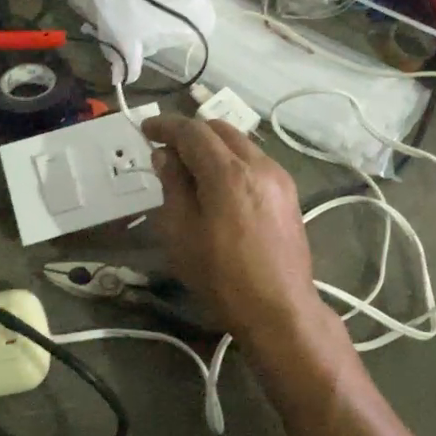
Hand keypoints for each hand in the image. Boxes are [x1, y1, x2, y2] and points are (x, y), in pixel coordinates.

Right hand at [142, 116, 340, 349]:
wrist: (280, 310)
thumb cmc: (223, 278)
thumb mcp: (182, 234)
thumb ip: (173, 187)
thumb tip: (166, 157)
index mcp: (229, 173)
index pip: (192, 131)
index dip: (166, 126)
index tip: (146, 129)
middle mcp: (259, 165)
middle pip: (220, 130)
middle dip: (190, 132)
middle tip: (166, 149)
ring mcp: (279, 177)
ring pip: (241, 143)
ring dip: (213, 146)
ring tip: (191, 169)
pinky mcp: (289, 193)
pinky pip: (255, 162)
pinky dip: (232, 161)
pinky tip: (219, 185)